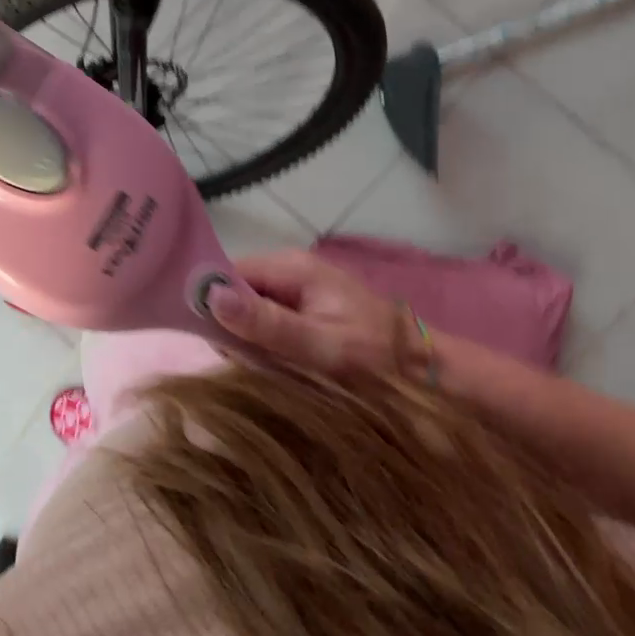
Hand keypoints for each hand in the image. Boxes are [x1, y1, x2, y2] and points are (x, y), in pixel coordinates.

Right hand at [207, 250, 406, 375]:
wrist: (423, 368)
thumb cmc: (374, 357)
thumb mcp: (318, 344)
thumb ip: (265, 322)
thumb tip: (211, 296)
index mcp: (291, 266)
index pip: (227, 274)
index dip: (212, 304)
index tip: (215, 341)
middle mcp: (290, 267)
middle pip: (234, 290)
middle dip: (232, 325)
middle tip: (249, 360)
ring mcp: (297, 285)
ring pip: (247, 306)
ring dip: (248, 336)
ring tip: (267, 363)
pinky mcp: (302, 304)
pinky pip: (265, 316)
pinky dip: (263, 339)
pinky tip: (276, 360)